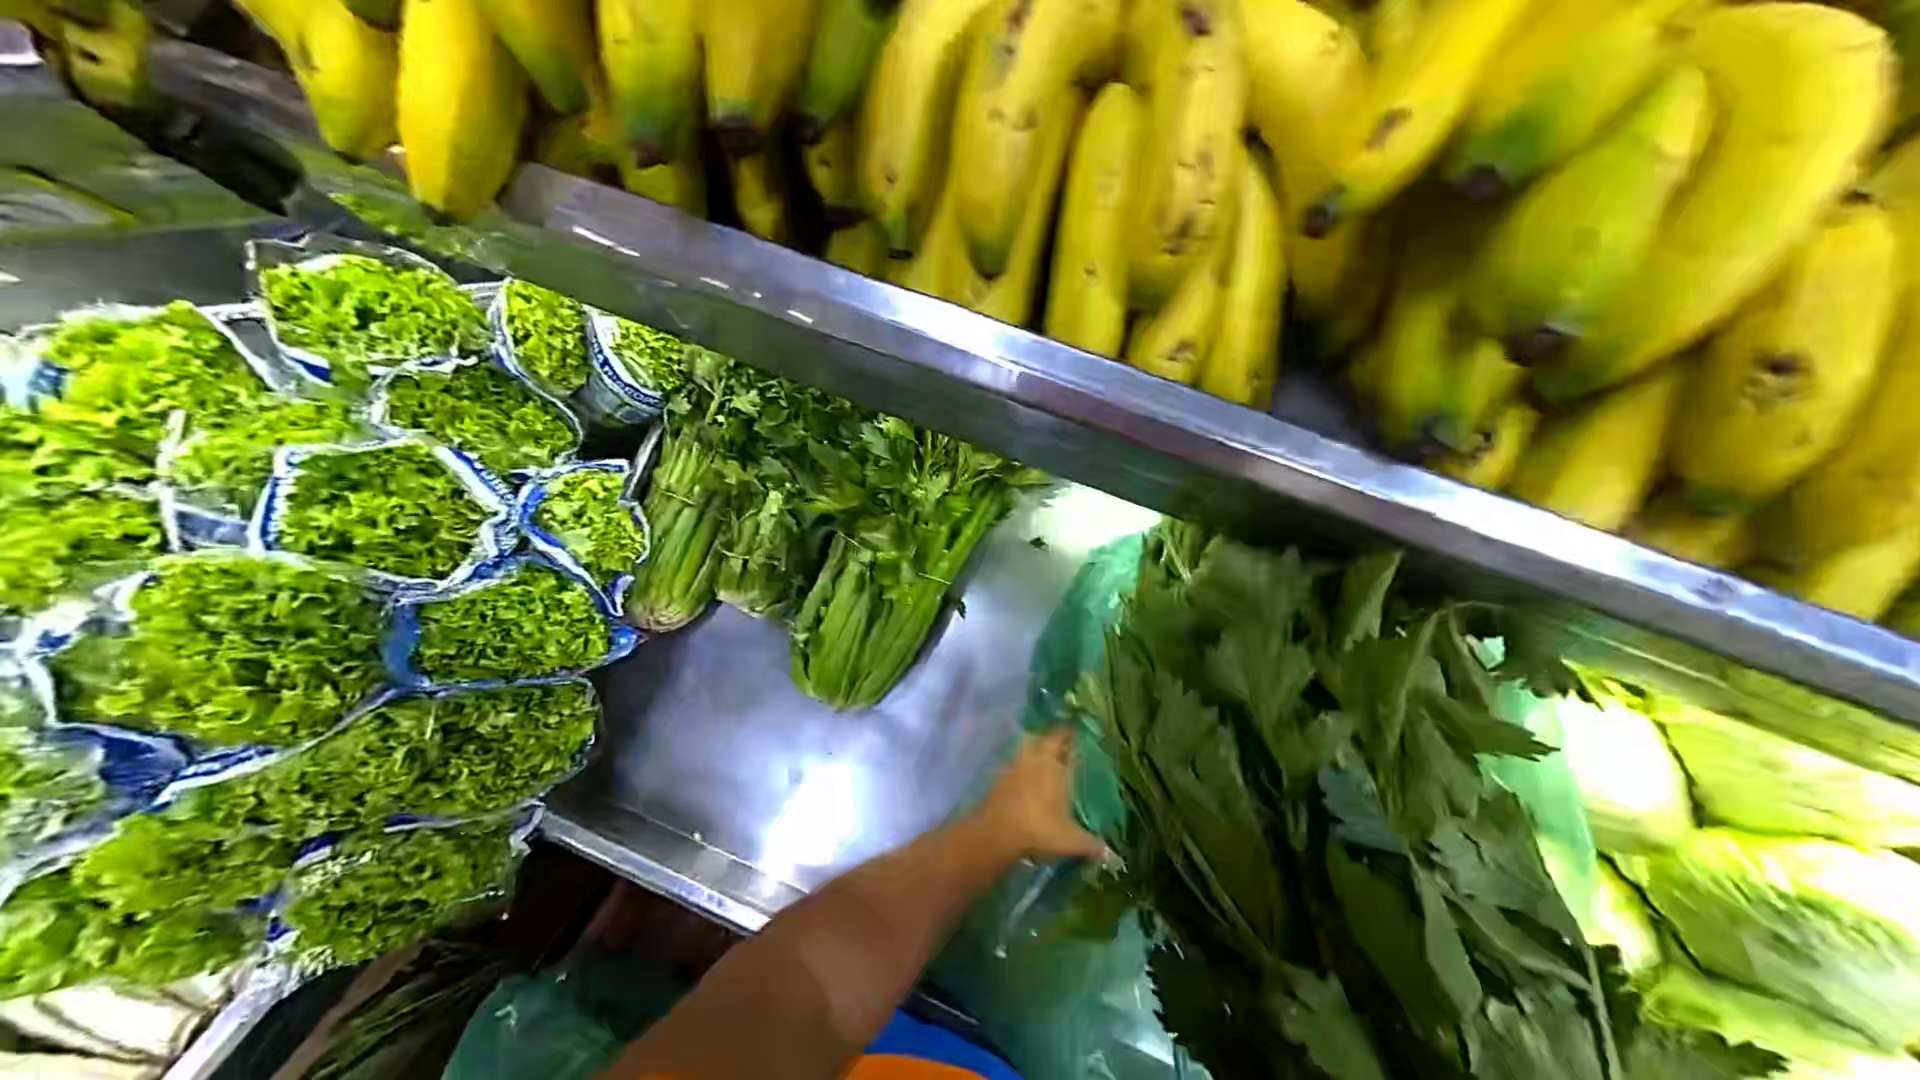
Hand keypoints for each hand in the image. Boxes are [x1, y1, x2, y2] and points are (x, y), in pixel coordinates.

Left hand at [968, 729, 1107, 861]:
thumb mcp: (1071, 841)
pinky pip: (1012, 765)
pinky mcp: (997, 778)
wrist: (997, 832)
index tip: (1075, 733)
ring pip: (1025, 748)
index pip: (1064, 741)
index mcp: (1056, 767)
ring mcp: (1014, 767)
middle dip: (1052, 739)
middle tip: (1061, 742)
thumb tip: (1109, 853)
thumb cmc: (1040, 829)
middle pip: (1043, 739)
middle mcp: (1035, 760)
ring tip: (1042, 757)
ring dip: (1033, 749)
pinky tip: (1024, 779)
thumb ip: (1091, 844)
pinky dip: (1019, 768)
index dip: (1069, 735)